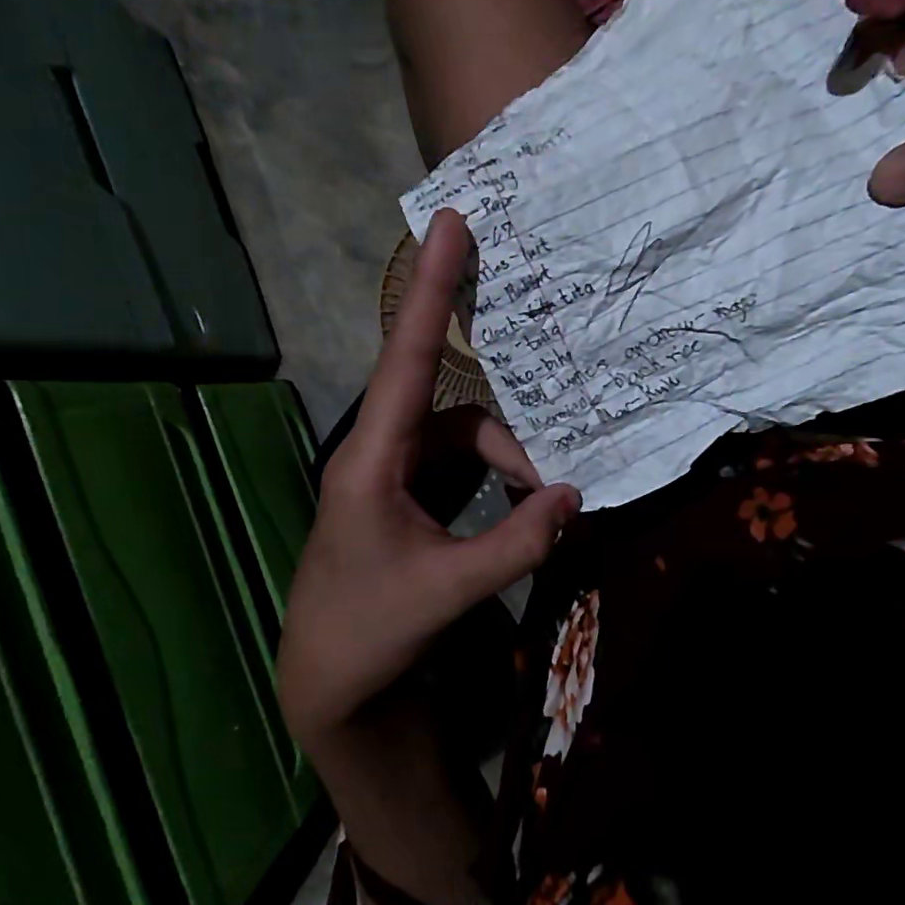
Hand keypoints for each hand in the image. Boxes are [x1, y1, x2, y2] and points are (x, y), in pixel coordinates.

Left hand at [277, 211, 581, 743]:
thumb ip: (516, 543)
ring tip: (543, 509)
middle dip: (509, 440)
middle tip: (553, 481)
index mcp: (373, 459)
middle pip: (456, 410)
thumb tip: (575, 496)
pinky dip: (497, 481)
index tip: (450, 224)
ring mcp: (396, 474)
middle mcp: (382, 452)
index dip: (430, 288)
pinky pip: (462, 467)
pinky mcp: (409, 497)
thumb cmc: (368, 630)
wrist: (329, 679)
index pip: (407, 358)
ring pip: (465, 440)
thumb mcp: (448, 590)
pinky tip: (522, 510)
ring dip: (508, 467)